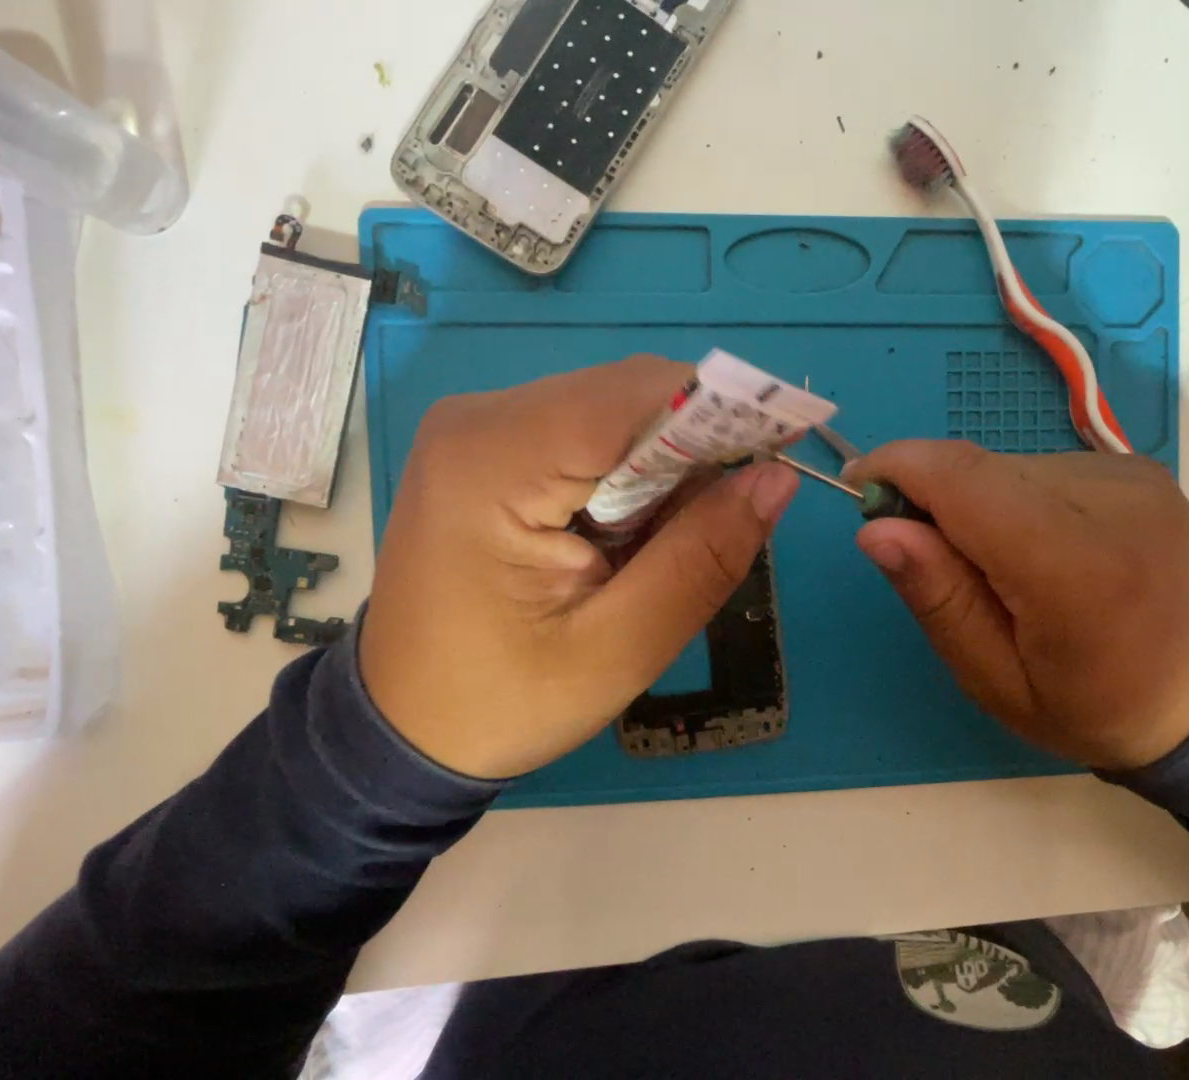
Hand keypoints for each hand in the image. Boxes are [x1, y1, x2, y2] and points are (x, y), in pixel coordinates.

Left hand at [359, 356, 799, 778]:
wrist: (402, 727)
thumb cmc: (502, 700)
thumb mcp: (617, 649)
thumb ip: (700, 560)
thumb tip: (777, 478)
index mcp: (492, 462)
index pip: (634, 396)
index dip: (722, 411)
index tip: (785, 449)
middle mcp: (480, 420)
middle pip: (627, 396)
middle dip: (694, 449)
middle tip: (722, 527)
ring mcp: (479, 428)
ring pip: (615, 411)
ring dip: (665, 466)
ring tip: (662, 546)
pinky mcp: (489, 446)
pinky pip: (589, 433)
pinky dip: (631, 474)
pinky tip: (626, 536)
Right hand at [849, 442, 1188, 770]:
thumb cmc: (1100, 708)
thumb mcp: (1000, 682)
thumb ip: (940, 599)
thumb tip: (877, 526)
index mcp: (1074, 567)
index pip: (964, 480)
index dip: (897, 467)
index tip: (856, 488)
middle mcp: (1108, 499)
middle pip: (981, 470)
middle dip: (934, 500)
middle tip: (933, 562)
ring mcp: (1130, 476)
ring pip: (1010, 467)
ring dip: (979, 504)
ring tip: (1003, 569)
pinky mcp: (1139, 468)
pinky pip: (1045, 470)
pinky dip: (1018, 500)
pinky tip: (1043, 549)